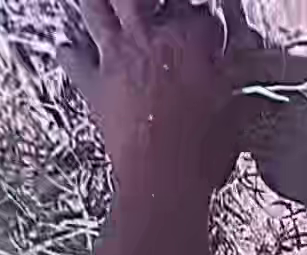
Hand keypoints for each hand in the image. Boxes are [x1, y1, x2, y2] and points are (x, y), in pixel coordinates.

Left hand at [60, 0, 253, 204]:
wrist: (161, 183)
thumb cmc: (197, 157)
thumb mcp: (228, 121)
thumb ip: (230, 94)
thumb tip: (238, 90)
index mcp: (190, 43)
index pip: (201, 15)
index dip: (205, 26)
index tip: (209, 37)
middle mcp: (151, 39)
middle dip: (148, 0)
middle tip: (151, 8)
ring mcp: (119, 58)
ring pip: (97, 5)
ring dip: (100, 2)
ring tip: (105, 3)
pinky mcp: (96, 87)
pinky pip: (75, 60)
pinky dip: (70, 53)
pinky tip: (67, 48)